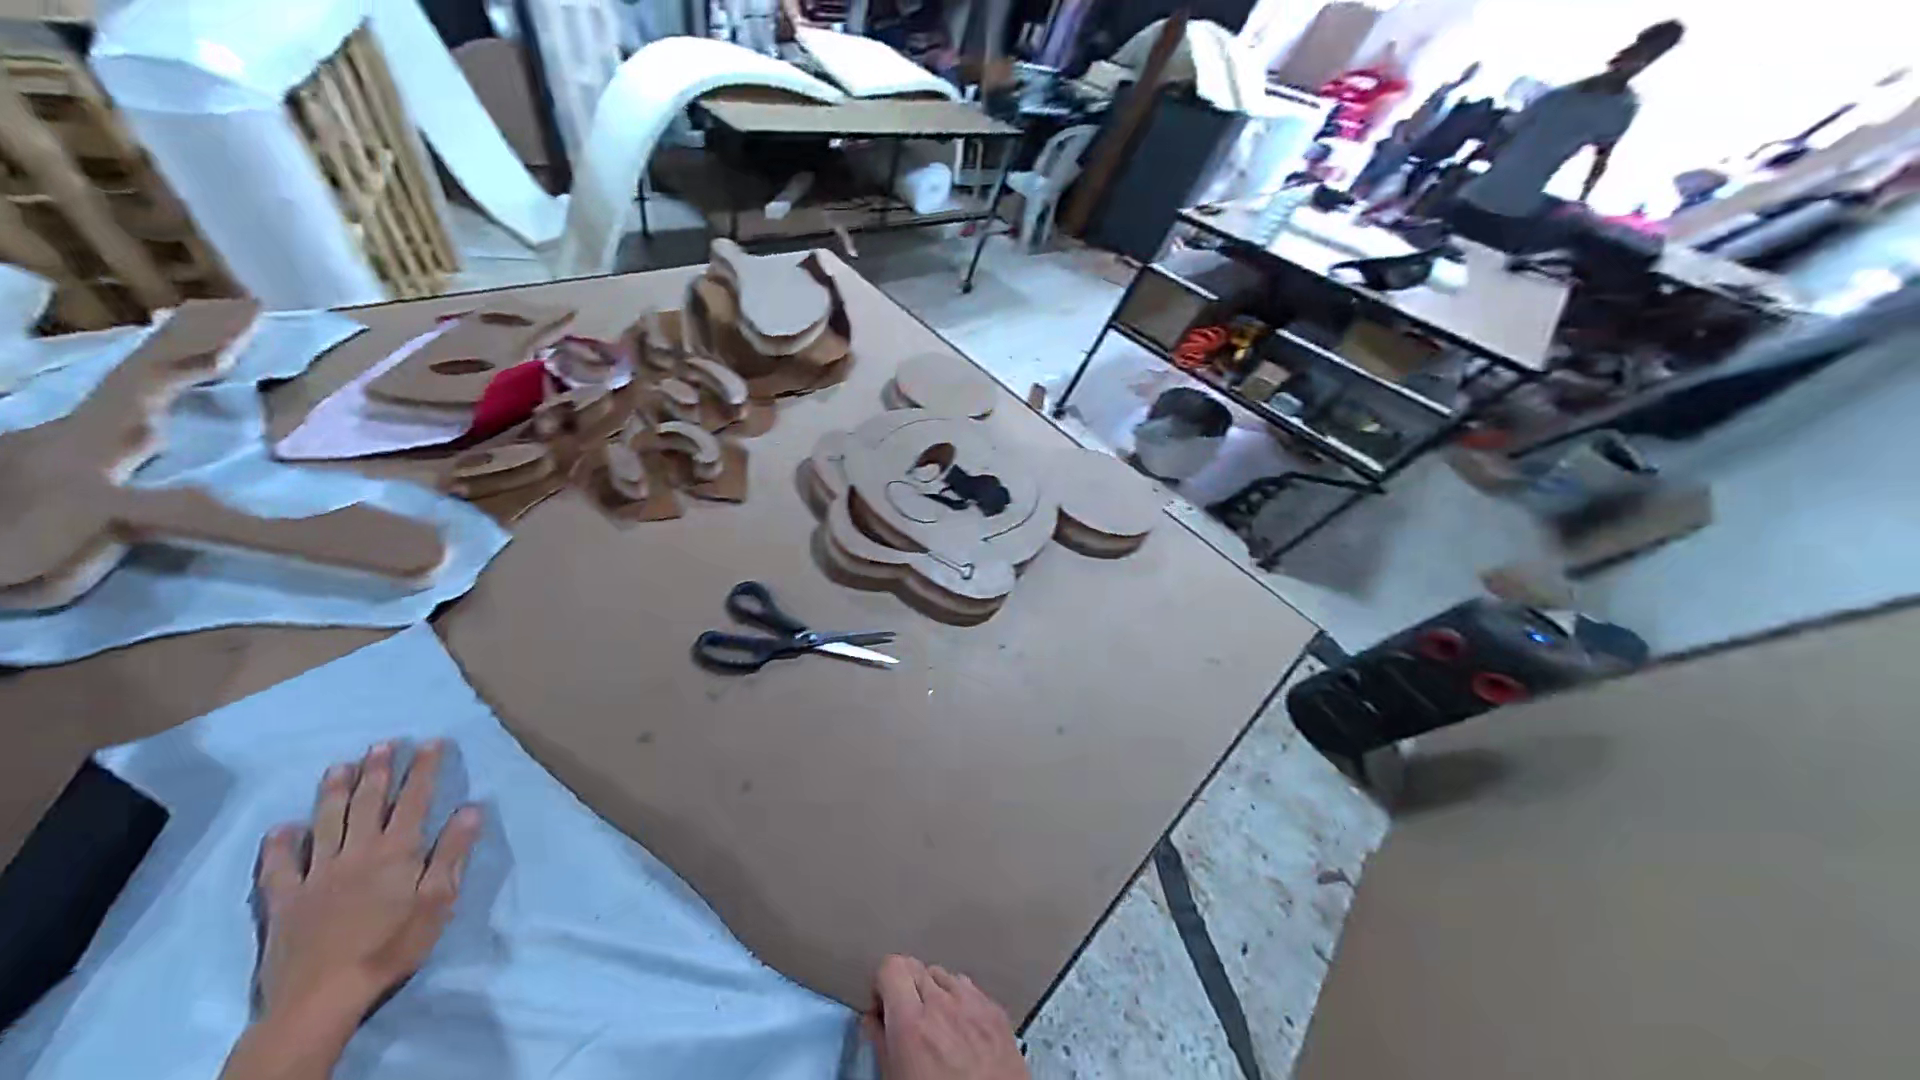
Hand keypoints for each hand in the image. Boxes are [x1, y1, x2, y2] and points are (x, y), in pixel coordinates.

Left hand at [221, 741, 480, 1079]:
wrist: (323, 996)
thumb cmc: (393, 945)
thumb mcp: (438, 901)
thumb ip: (452, 852)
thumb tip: (471, 808)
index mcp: (397, 851)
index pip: (415, 799)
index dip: (424, 769)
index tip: (432, 743)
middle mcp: (356, 852)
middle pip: (368, 803)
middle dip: (378, 771)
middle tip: (383, 744)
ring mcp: (316, 875)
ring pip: (325, 823)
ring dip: (334, 792)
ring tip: (340, 766)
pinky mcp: (286, 900)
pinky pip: (279, 866)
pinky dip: (279, 844)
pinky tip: (281, 828)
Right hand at [865, 955, 1028, 1079]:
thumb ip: (881, 1043)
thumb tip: (873, 1018)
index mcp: (911, 1023)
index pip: (890, 966)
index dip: (882, 984)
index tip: (882, 1005)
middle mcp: (942, 1003)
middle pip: (915, 966)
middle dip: (905, 986)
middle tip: (905, 1016)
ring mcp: (973, 1003)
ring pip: (943, 974)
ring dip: (934, 991)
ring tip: (936, 1024)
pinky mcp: (996, 1010)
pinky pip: (970, 988)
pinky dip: (960, 1000)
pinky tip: (961, 1028)